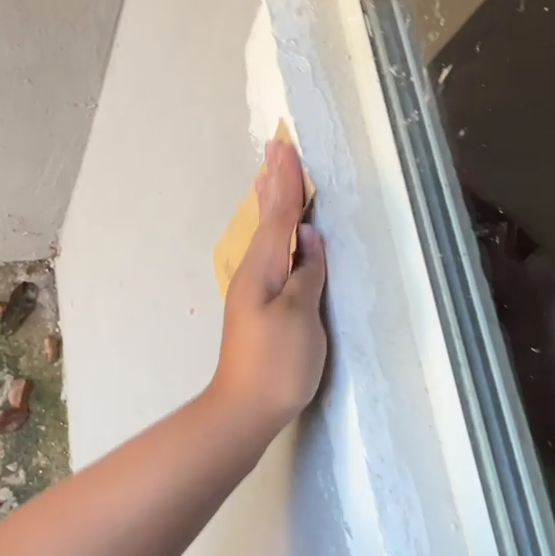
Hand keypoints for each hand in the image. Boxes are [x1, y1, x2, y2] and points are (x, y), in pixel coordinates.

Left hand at [208, 139, 328, 434]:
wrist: (245, 409)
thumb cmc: (276, 363)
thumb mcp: (300, 316)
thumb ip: (307, 272)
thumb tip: (309, 237)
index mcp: (263, 268)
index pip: (280, 215)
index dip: (287, 181)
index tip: (285, 146)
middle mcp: (254, 273)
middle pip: (268, 220)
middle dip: (275, 184)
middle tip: (275, 148)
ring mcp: (255, 292)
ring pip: (267, 237)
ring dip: (272, 205)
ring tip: (271, 178)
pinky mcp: (261, 310)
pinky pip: (270, 257)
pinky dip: (275, 235)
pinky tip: (280, 238)